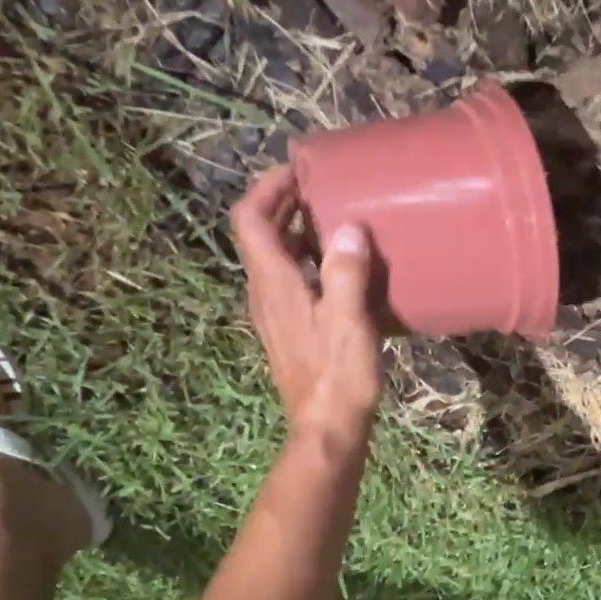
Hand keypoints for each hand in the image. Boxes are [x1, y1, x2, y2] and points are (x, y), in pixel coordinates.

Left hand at [231, 166, 383, 428]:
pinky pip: (289, 282)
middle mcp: (265, 294)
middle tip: (319, 189)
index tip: (298, 171)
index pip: (252, 219)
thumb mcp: (348, 321)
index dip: (268, 189)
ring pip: (274, 259)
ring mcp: (275, 315)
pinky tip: (337, 270)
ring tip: (332, 222)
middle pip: (260, 235)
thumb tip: (348, 226)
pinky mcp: (290, 331)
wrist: (327, 428)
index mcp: (274, 284)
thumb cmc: (338, 375)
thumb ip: (346, 272)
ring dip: (295, 233)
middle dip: (283, 205)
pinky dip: (306, 261)